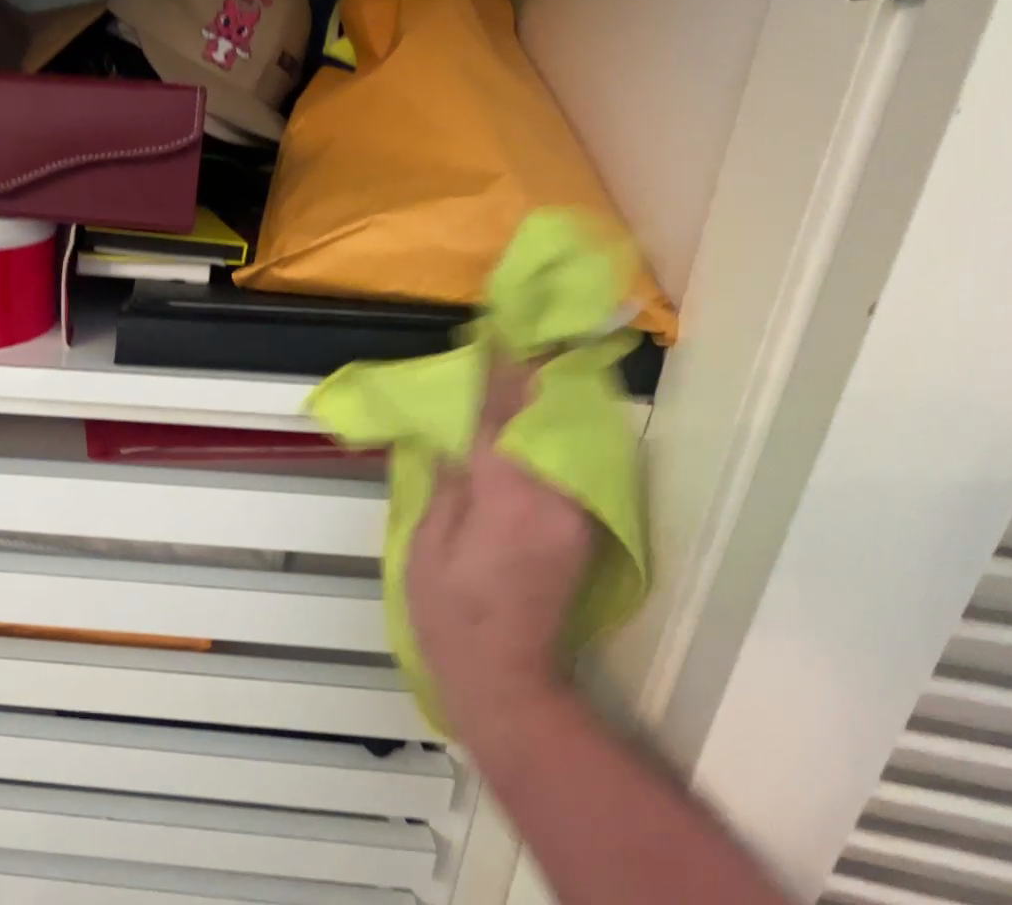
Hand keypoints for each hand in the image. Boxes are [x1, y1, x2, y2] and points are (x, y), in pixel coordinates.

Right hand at [406, 358, 595, 736]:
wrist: (506, 676)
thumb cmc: (450, 614)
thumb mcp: (427, 546)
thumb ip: (445, 484)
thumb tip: (451, 438)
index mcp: (509, 500)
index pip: (500, 421)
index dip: (494, 376)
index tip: (491, 335)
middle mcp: (557, 500)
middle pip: (546, 423)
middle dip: (531, 379)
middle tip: (515, 340)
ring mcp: (578, 515)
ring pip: (564, 441)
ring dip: (544, 404)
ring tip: (524, 370)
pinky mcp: (584, 529)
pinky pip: (569, 467)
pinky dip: (550, 437)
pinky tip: (534, 423)